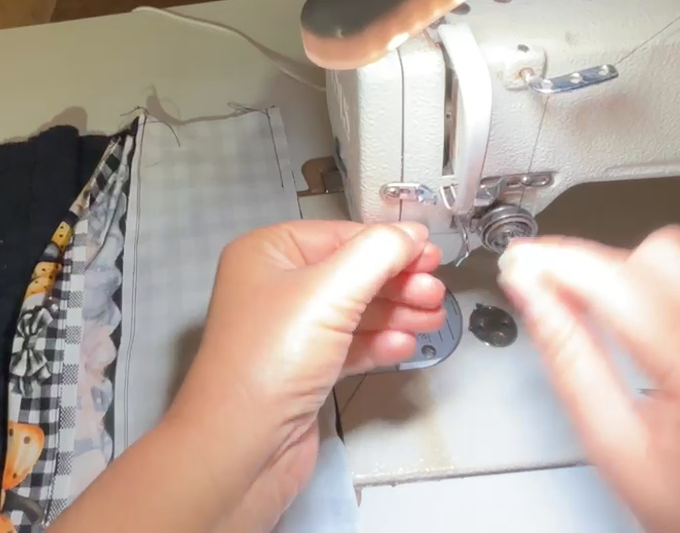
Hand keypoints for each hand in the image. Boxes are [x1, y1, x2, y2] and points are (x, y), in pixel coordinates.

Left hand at [53, 220, 443, 532]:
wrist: (242, 447)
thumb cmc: (277, 354)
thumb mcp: (330, 292)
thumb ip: (376, 255)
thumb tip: (411, 233)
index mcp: (267, 252)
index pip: (336, 235)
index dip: (385, 243)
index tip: (432, 252)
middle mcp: (273, 284)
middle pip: (347, 272)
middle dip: (394, 281)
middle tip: (437, 292)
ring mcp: (287, 329)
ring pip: (351, 310)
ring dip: (393, 312)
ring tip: (434, 319)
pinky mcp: (301, 369)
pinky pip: (345, 345)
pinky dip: (376, 343)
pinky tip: (405, 345)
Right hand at [498, 226, 679, 532]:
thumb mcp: (618, 449)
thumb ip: (568, 356)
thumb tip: (527, 288)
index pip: (623, 284)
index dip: (561, 262)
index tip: (522, 261)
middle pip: (665, 255)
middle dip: (608, 269)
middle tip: (570, 295)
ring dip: (645, 280)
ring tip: (620, 322)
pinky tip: (667, 338)